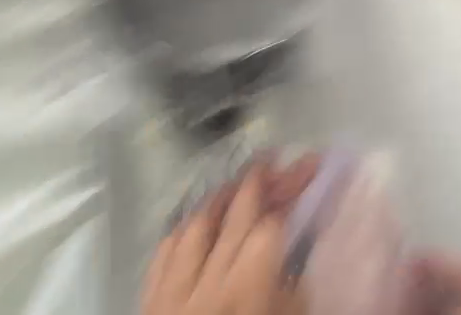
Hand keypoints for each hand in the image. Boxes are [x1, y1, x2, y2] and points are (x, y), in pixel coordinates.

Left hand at [141, 156, 322, 314]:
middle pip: (235, 214)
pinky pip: (164, 255)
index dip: (293, 189)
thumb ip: (297, 295)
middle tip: (281, 160)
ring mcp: (172, 296)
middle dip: (261, 181)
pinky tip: (195, 223)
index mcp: (248, 292)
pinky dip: (184, 230)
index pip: (271, 223)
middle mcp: (207, 284)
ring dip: (222, 198)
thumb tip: (303, 259)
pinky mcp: (148, 309)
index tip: (312, 167)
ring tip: (241, 183)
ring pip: (196, 226)